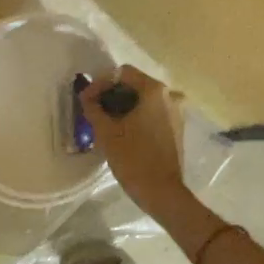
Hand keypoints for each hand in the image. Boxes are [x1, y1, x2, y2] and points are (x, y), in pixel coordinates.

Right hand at [82, 65, 189, 218]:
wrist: (160, 190)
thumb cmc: (132, 158)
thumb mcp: (106, 132)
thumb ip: (94, 108)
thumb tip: (86, 96)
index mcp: (154, 90)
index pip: (122, 73)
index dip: (101, 83)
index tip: (86, 99)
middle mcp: (170, 94)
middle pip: (135, 84)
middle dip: (112, 94)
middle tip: (94, 110)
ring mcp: (177, 111)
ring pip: (144, 99)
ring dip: (124, 106)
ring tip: (106, 121)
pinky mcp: (177, 126)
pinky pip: (153, 112)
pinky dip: (137, 116)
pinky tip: (123, 130)